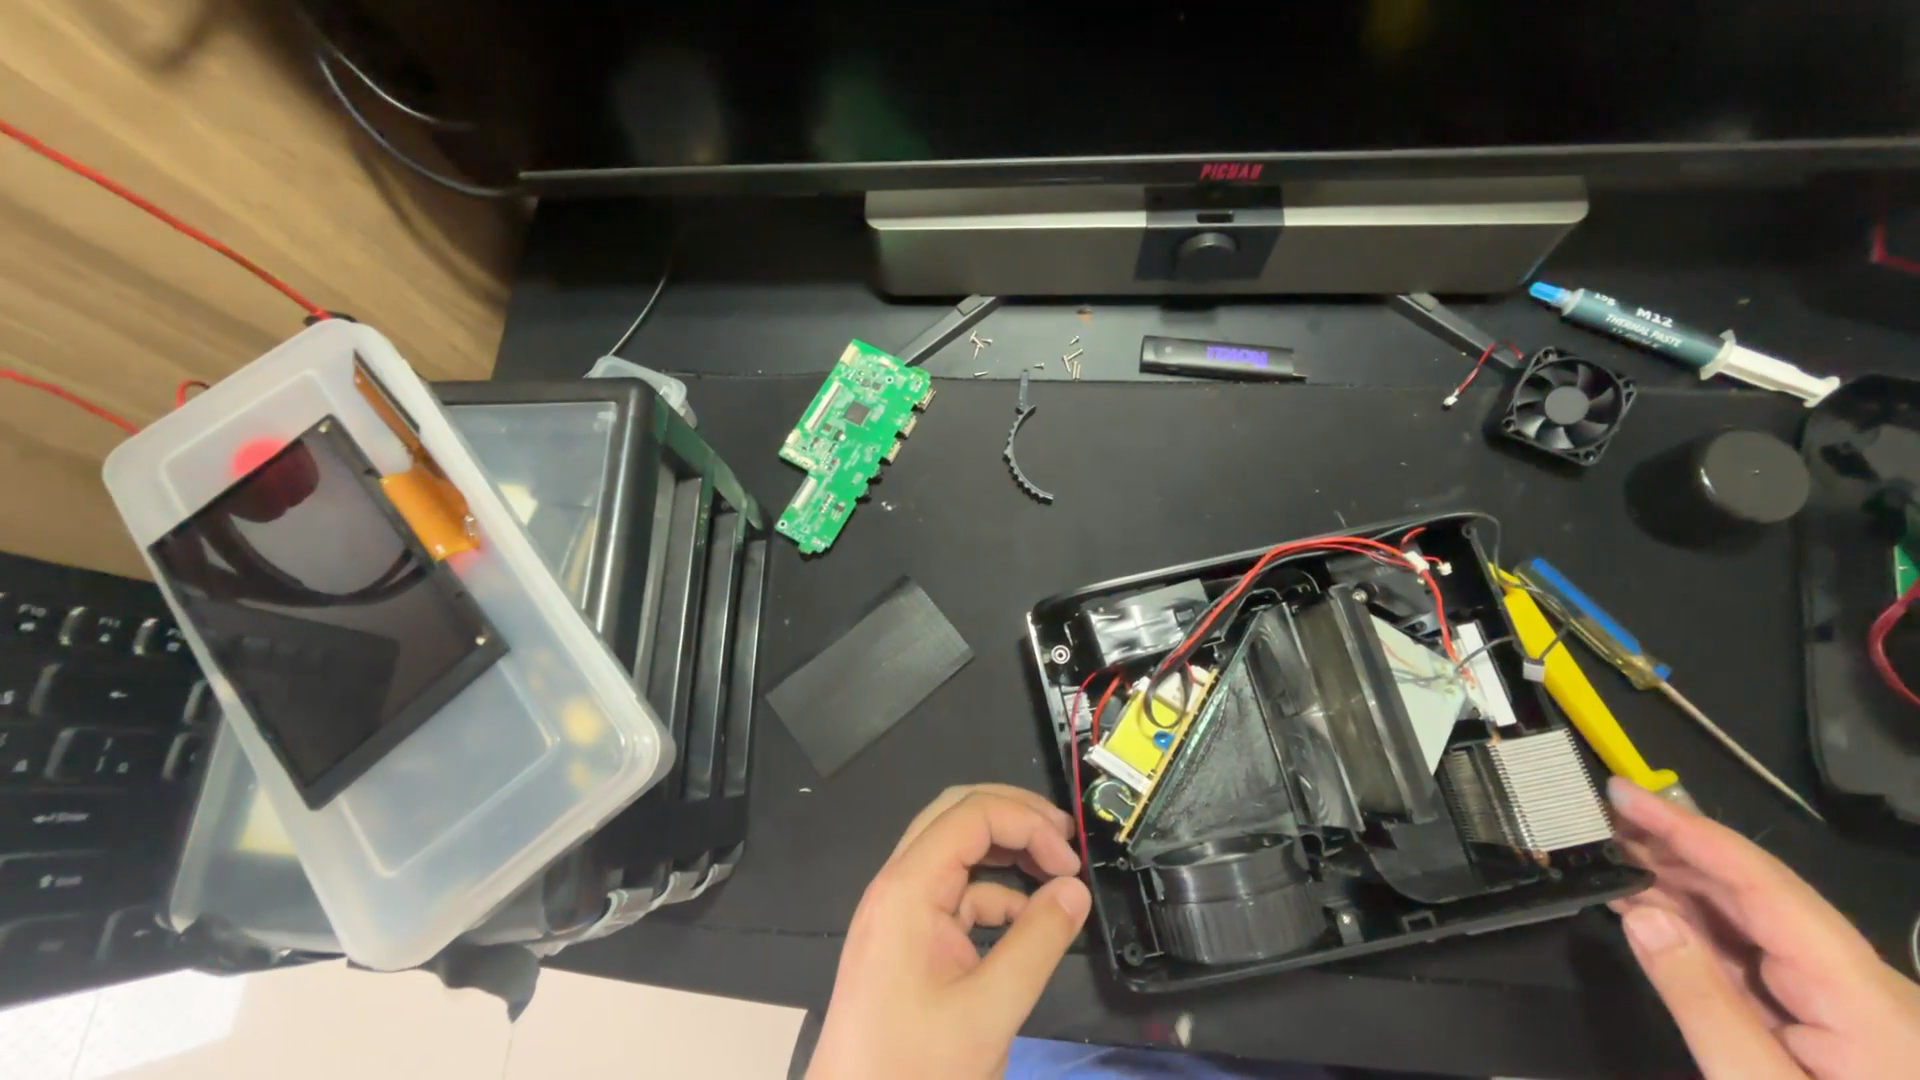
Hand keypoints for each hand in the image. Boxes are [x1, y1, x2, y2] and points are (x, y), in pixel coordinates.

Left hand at [806, 784, 1092, 1079]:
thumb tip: (1075, 888)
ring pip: (954, 849)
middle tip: (1065, 838)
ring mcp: (900, 909)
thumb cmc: (916, 1068)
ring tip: (1055, 869)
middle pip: (956, 814)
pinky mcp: (908, 937)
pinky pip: (955, 893)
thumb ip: (1037, 943)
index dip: (1026, 822)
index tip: (1070, 862)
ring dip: (1006, 850)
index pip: (970, 814)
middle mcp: (898, 884)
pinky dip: (995, 893)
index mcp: (908, 888)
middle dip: (1014, 815)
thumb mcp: (988, 1011)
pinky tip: (1027, 920)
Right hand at [1608, 777, 1919, 1078]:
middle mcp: (1862, 984)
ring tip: (1609, 857)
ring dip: (1677, 884)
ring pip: (1752, 920)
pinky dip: (1693, 925)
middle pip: (1758, 894)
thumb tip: (1642, 913)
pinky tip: (1647, 909)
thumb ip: (1701, 1001)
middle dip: (1674, 849)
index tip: (1624, 791)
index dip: (1689, 829)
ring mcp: (1849, 1003)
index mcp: (1861, 997)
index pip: (1763, 885)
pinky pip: (1754, 954)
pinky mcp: (1833, 1021)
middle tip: (1597, 820)